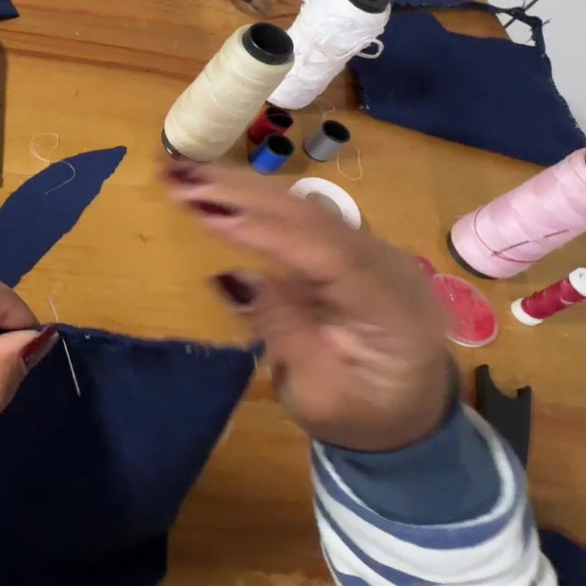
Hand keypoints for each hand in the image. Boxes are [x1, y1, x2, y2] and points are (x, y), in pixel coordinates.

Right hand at [166, 162, 456, 450]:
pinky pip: (297, 211)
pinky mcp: (346, 243)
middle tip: (179, 180)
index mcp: (391, 308)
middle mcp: (387, 264)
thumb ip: (283, 331)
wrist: (406, 413)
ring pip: (302, 202)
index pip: (328, 255)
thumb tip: (230, 278)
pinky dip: (250, 194)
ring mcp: (369, 248)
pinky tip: (212, 183)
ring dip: (240, 185)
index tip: (207, 219)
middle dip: (243, 193)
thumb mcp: (319, 393)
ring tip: (183, 171)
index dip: (266, 232)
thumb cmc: (360, 413)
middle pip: (314, 215)